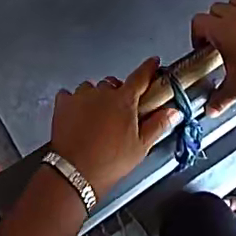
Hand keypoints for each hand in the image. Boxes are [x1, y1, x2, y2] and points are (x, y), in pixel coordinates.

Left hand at [50, 58, 181, 192]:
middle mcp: (102, 92)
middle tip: (119, 113)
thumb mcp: (140, 146)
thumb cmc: (109, 162)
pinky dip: (74, 102)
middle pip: (113, 84)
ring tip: (97, 119)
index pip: (140, 76)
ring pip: (91, 89)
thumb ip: (157, 124)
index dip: (148, 68)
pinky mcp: (63, 103)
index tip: (153, 62)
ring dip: (96, 98)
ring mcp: (80, 96)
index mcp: (124, 100)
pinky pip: (70, 95)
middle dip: (118, 93)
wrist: (76, 173)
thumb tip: (173, 112)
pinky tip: (78, 117)